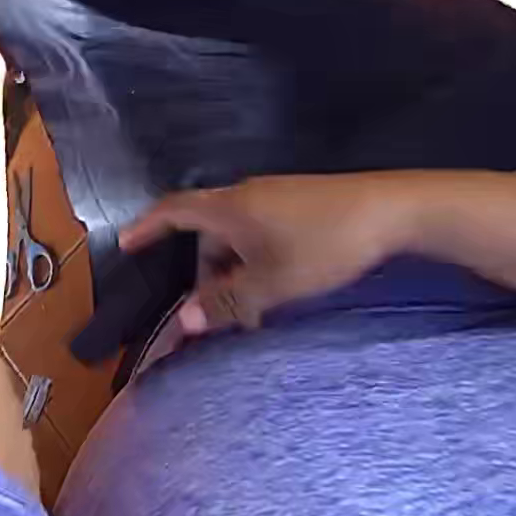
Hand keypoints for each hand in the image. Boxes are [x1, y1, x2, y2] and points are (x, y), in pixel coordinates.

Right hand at [119, 173, 424, 333]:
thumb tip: (185, 322)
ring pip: (239, 234)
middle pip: (209, 230)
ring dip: (234, 270)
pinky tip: (278, 283)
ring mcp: (278, 194)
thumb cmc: (323, 244)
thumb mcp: (272, 283)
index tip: (127, 245)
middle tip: (212, 314)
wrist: (388, 209)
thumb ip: (228, 302)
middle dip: (204, 272)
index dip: (148, 227)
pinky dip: (256, 258)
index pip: (174, 211)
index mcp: (231, 207)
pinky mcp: (302, 201)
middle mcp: (249, 193)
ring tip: (252, 308)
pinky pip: (262, 230)